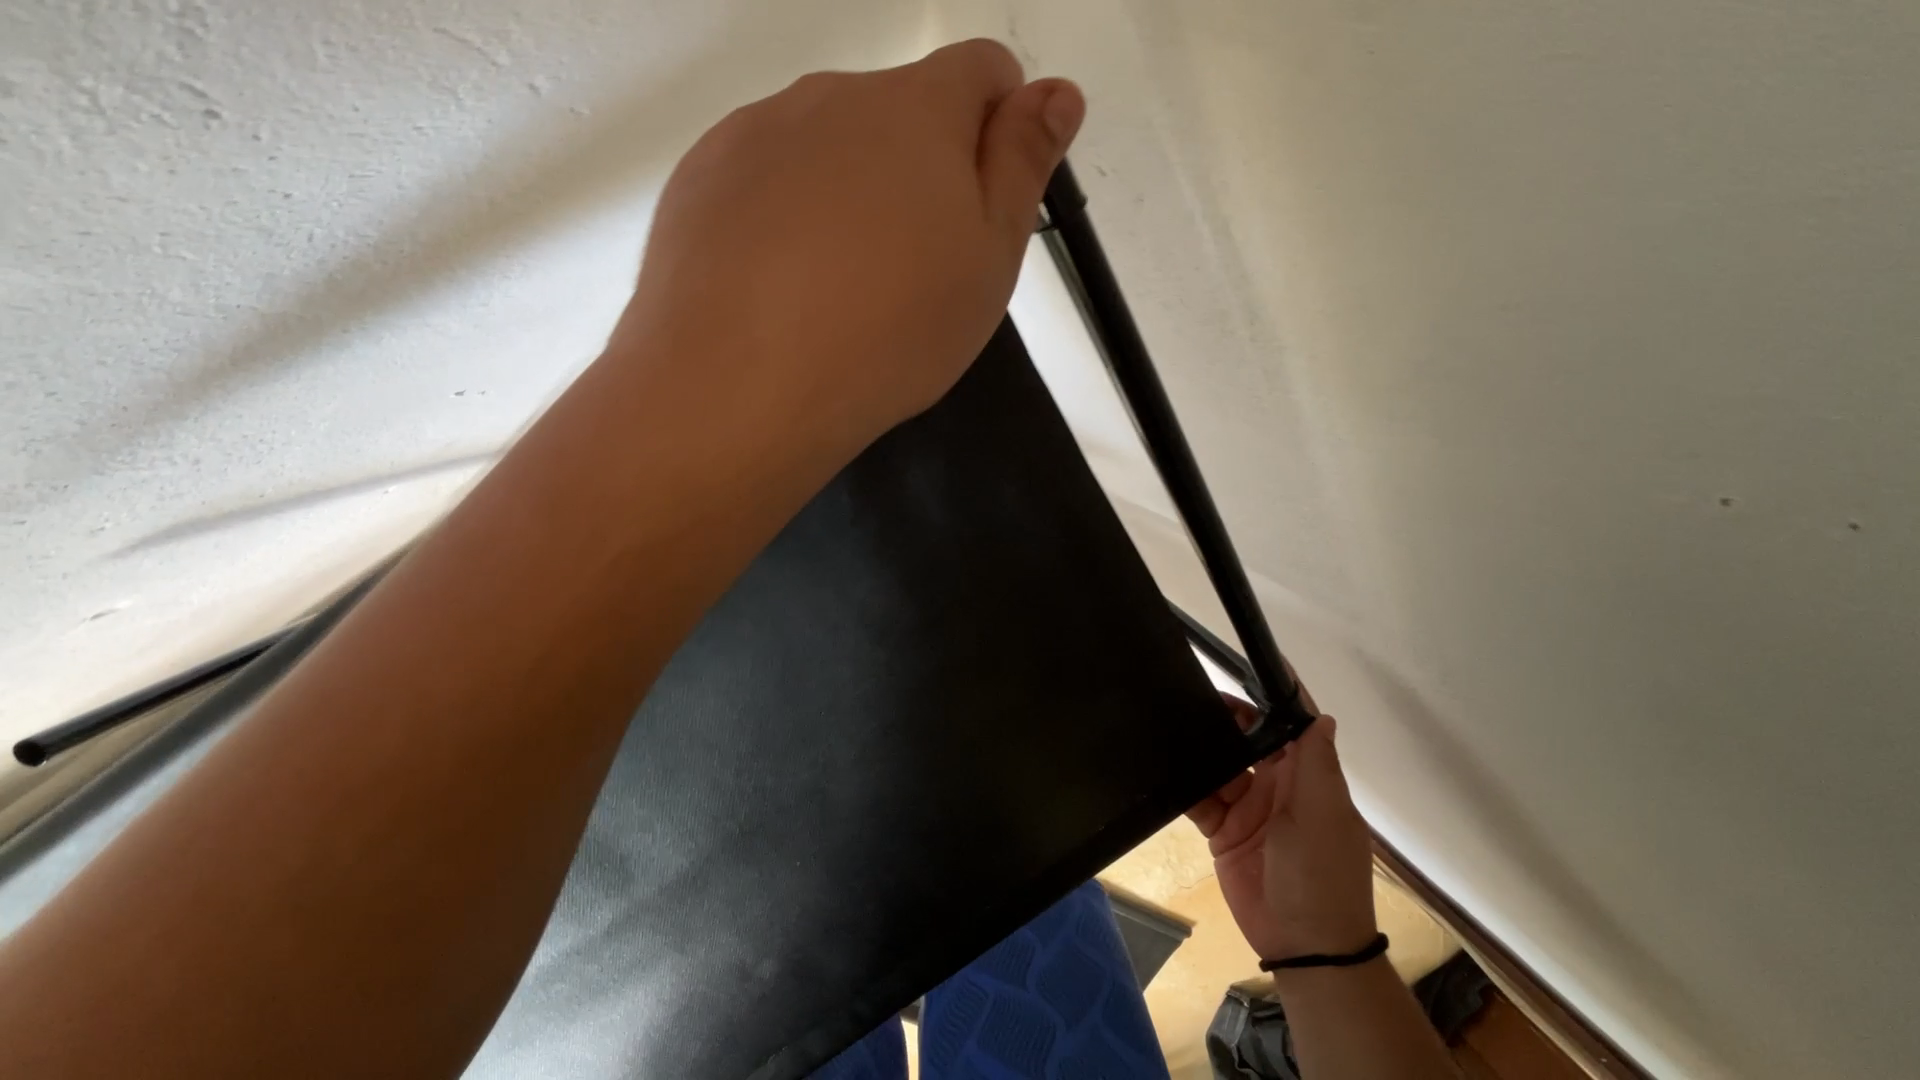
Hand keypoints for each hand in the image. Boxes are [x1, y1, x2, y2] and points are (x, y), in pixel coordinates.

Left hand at [611, 40, 1085, 457]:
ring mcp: (755, 131)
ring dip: (849, 192)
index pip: (983, 69)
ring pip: (828, 146)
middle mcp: (832, 96)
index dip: (1001, 127)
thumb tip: (1055, 90)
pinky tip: (779, 287)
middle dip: (920, 170)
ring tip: (838, 290)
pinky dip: (784, 214)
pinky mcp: (700, 176)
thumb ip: (1024, 164)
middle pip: (899, 111)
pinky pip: (765, 178)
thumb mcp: (988, 259)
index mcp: (917, 108)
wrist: (738, 385)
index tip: (984, 206)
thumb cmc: (889, 330)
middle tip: (913, 272)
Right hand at [1187, 705, 1378, 961]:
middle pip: (1252, 741)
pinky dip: (1186, 785)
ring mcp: (1250, 810)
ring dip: (1204, 749)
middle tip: (1197, 693)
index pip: (1297, 728)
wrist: (1302, 944)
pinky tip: (1165, 766)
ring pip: (1223, 766)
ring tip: (1173, 721)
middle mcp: (1281, 788)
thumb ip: (1315, 765)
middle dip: (1231, 719)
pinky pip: (1201, 799)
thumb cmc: (1320, 874)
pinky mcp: (1224, 832)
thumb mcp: (1321, 816)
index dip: (1283, 697)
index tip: (1260, 663)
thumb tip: (1321, 716)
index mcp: (1311, 780)